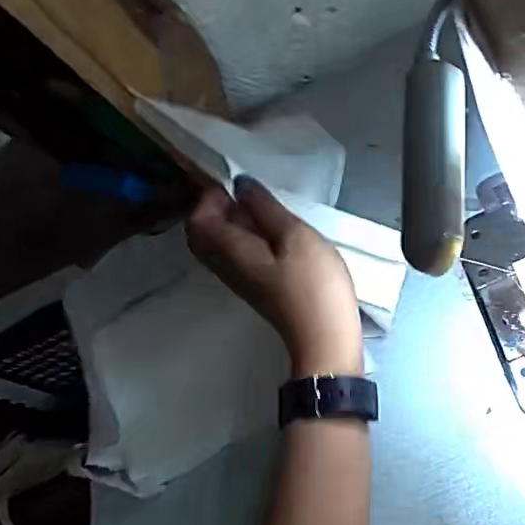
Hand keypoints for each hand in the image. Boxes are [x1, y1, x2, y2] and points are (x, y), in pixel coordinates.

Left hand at [188, 179, 362, 377]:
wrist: (326, 339)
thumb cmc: (313, 286)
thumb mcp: (296, 236)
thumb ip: (266, 208)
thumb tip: (241, 185)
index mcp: (229, 248)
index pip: (198, 216)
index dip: (212, 196)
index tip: (241, 188)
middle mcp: (227, 266)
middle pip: (204, 234)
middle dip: (219, 212)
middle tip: (251, 201)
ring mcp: (243, 283)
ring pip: (222, 248)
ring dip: (236, 228)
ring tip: (267, 219)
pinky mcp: (260, 294)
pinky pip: (240, 260)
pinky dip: (249, 244)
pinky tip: (277, 244)